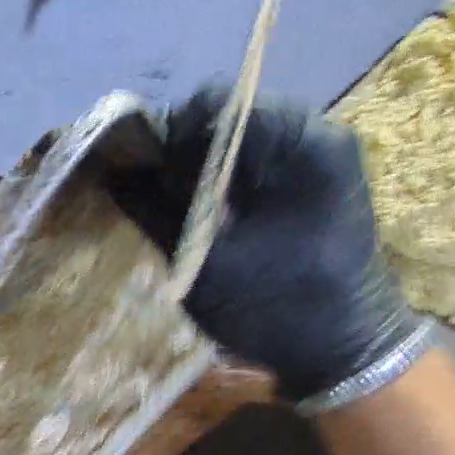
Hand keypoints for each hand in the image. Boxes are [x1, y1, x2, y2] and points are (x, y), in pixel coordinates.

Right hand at [110, 90, 428, 408]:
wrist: (342, 350)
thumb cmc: (275, 308)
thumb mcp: (203, 264)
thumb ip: (155, 211)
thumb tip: (111, 173)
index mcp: (301, 144)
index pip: (218, 104)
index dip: (168, 134)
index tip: (138, 174)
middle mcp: (316, 137)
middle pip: (228, 118)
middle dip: (180, 153)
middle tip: (148, 196)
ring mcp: (318, 160)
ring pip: (237, 143)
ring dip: (197, 171)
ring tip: (169, 209)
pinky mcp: (312, 185)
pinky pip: (251, 166)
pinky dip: (218, 184)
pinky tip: (198, 216)